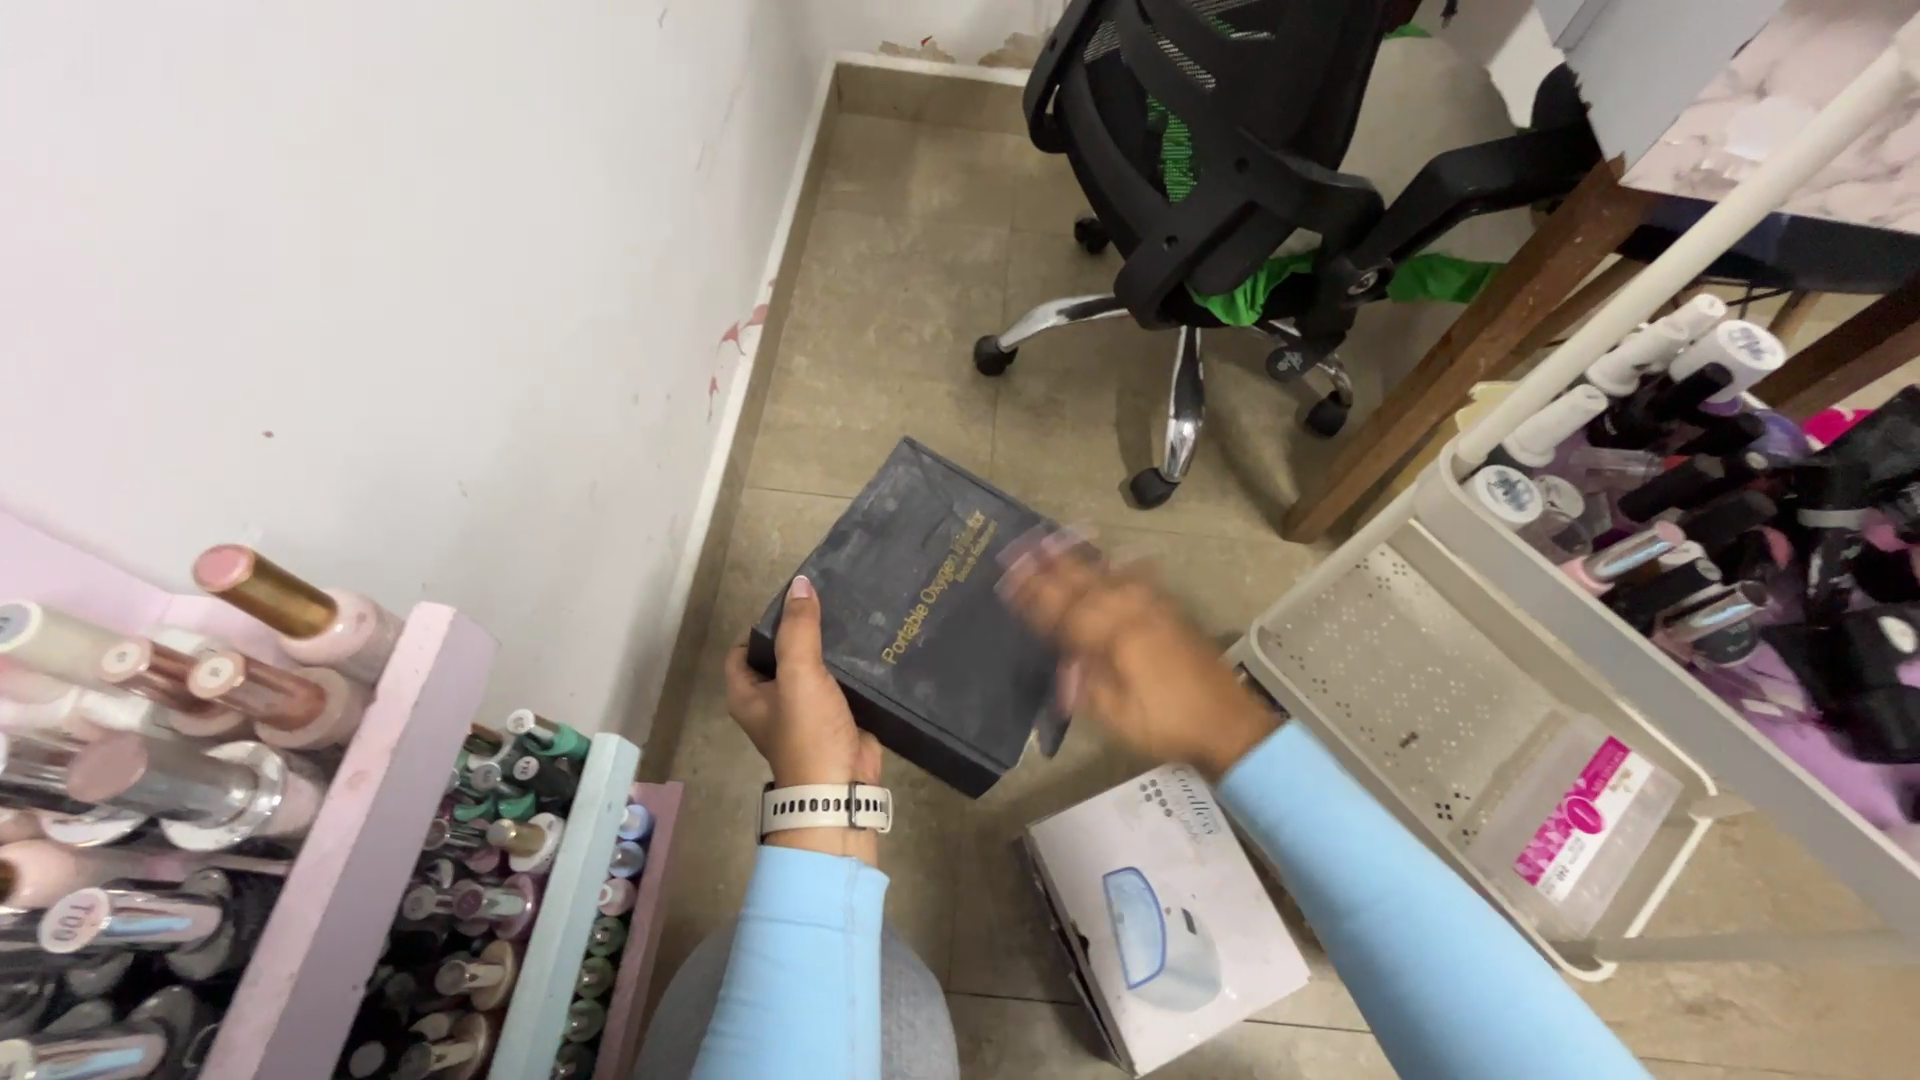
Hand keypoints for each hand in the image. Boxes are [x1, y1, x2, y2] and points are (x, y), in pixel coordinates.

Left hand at [726, 574, 881, 864]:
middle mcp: (770, 702)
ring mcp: (803, 711)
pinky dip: (847, 668)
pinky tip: (865, 646)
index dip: (762, 626)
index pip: (743, 649)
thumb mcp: (799, 674)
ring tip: (847, 617)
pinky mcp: (833, 718)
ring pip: (811, 669)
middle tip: (825, 604)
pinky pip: (836, 685)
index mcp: (747, 694)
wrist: (840, 786)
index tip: (792, 605)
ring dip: (826, 649)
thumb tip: (800, 583)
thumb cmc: (808, 731)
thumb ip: (799, 629)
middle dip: (798, 632)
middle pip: (779, 656)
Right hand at [997, 527, 1280, 778]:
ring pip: (1109, 574)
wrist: (1228, 723)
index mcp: (1115, 639)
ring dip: (1079, 556)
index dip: (1034, 596)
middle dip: (1048, 565)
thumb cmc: (1167, 725)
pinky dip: (1122, 564)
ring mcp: (1154, 609)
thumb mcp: (1117, 715)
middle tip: (1020, 545)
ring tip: (1054, 538)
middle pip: (1083, 584)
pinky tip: (1115, 554)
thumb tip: (1063, 660)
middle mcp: (1133, 614)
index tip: (1008, 579)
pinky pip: (1141, 578)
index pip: (1064, 612)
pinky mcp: (1170, 612)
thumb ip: (1087, 683)